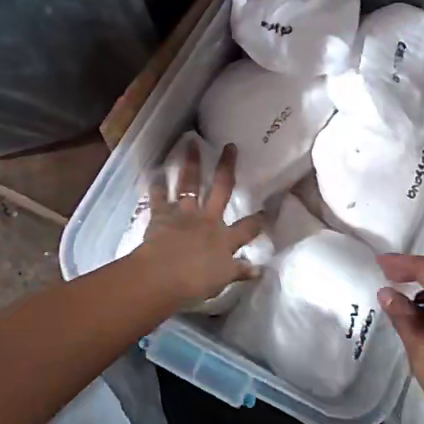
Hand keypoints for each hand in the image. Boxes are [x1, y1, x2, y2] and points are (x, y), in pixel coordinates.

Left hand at [132, 141, 265, 306]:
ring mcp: (184, 214)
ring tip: (190, 142)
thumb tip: (259, 270)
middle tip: (230, 146)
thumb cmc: (196, 281)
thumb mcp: (223, 278)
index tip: (268, 208)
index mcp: (225, 238)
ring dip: (191, 163)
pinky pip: (159, 197)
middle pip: (220, 189)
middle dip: (226, 167)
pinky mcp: (161, 215)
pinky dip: (156, 186)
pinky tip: (155, 173)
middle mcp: (207, 219)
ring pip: (190, 184)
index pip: (248, 227)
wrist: (163, 275)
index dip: (259, 219)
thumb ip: (240, 271)